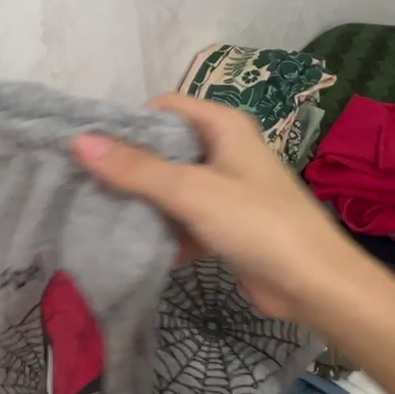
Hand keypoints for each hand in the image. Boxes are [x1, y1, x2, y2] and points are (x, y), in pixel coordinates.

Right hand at [72, 94, 372, 323]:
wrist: (315, 285)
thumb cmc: (256, 222)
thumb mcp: (191, 190)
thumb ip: (135, 168)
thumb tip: (79, 140)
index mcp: (223, 126)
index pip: (164, 108)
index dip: (129, 124)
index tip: (92, 148)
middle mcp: (225, 150)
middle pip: (165, 148)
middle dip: (130, 166)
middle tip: (87, 184)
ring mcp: (226, 189)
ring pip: (172, 186)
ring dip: (143, 201)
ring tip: (100, 215)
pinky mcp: (226, 225)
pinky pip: (184, 218)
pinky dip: (163, 230)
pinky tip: (134, 247)